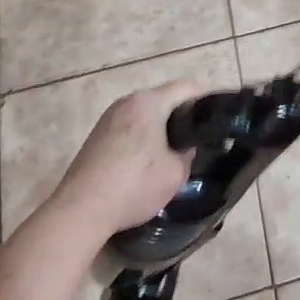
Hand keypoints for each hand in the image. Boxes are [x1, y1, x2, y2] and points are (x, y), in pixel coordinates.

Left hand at [47, 81, 200, 234]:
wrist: (80, 211)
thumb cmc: (133, 186)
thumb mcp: (176, 173)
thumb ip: (188, 153)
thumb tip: (185, 147)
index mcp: (149, 102)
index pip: (187, 88)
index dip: (207, 99)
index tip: (219, 116)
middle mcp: (127, 102)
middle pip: (164, 99)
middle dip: (183, 114)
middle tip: (199, 136)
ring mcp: (107, 118)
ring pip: (145, 114)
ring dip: (161, 127)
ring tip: (175, 150)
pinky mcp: (96, 137)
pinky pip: (129, 128)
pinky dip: (143, 137)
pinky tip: (147, 162)